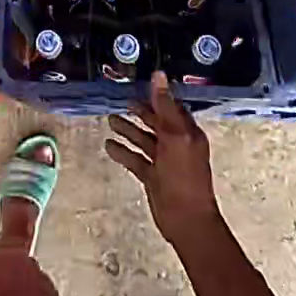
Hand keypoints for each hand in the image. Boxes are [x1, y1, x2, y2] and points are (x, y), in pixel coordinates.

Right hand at [105, 71, 223, 243]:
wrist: (187, 221)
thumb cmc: (184, 175)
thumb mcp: (175, 136)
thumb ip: (164, 106)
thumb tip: (158, 75)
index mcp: (187, 132)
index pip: (171, 107)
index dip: (158, 95)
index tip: (141, 83)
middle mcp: (176, 143)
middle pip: (156, 122)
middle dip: (140, 112)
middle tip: (123, 101)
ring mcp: (164, 161)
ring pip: (143, 140)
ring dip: (128, 130)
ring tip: (110, 120)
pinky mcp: (152, 177)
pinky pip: (135, 159)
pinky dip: (123, 152)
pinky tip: (109, 146)